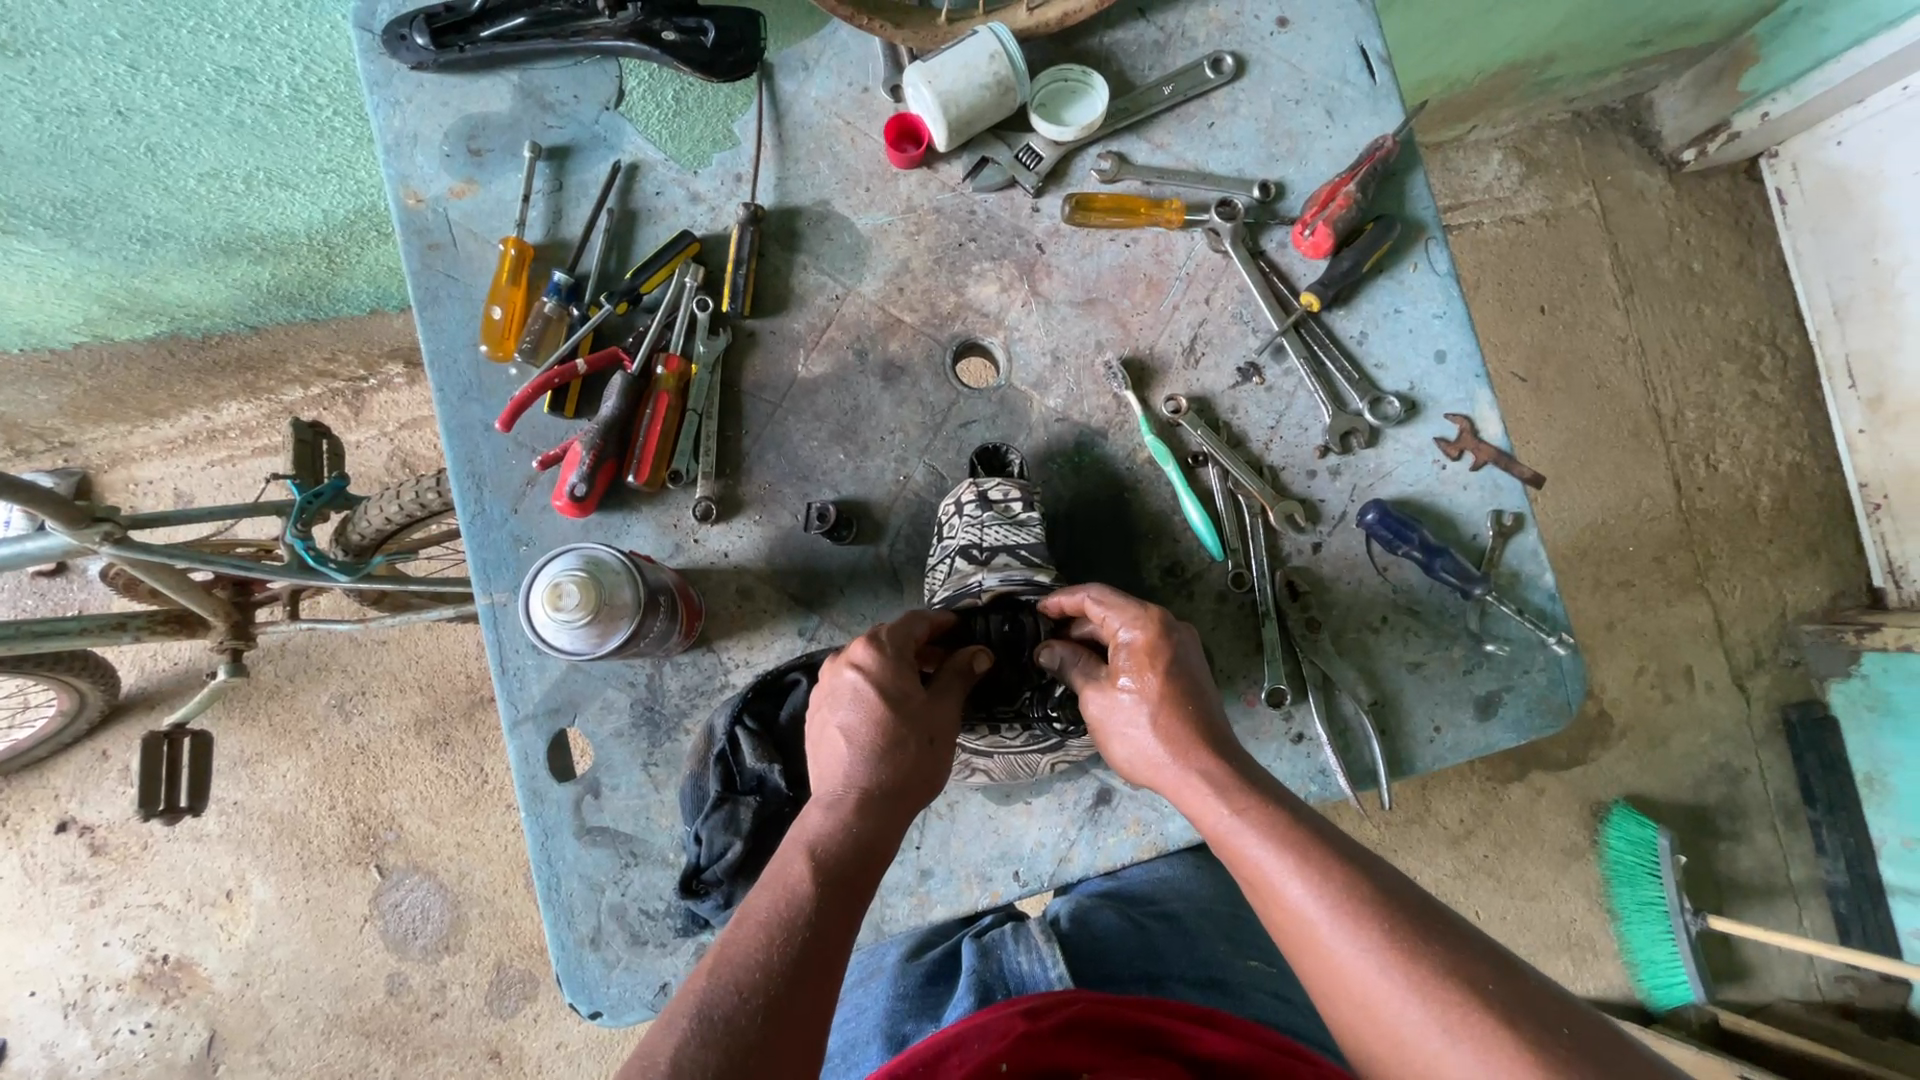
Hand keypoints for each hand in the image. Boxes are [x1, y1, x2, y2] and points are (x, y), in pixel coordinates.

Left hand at [805, 610, 993, 827]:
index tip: (962, 630)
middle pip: (889, 640)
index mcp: (878, 650)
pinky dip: (872, 687)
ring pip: (867, 663)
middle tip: (947, 664)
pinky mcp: (815, 709)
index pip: (916, 622)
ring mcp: (825, 683)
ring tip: (919, 691)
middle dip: (920, 648)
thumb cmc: (907, 756)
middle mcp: (846, 657)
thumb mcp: (943, 713)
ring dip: (894, 668)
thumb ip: (959, 674)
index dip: (942, 623)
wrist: (855, 808)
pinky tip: (888, 712)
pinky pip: (850, 685)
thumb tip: (979, 653)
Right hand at [1034, 584, 1247, 799]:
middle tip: (1045, 642)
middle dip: (1076, 623)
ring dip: (1097, 639)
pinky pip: (1145, 643)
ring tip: (1065, 658)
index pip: (1094, 596)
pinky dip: (1118, 650)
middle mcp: (1166, 623)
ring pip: (1129, 627)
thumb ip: (1071, 664)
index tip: (1036, 612)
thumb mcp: (1097, 698)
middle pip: (1113, 609)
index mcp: (1143, 623)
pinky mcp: (1186, 663)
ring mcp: (1180, 643)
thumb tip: (1046, 649)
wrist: (1204, 772)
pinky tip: (1097, 669)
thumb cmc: (1145, 733)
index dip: (1061, 601)